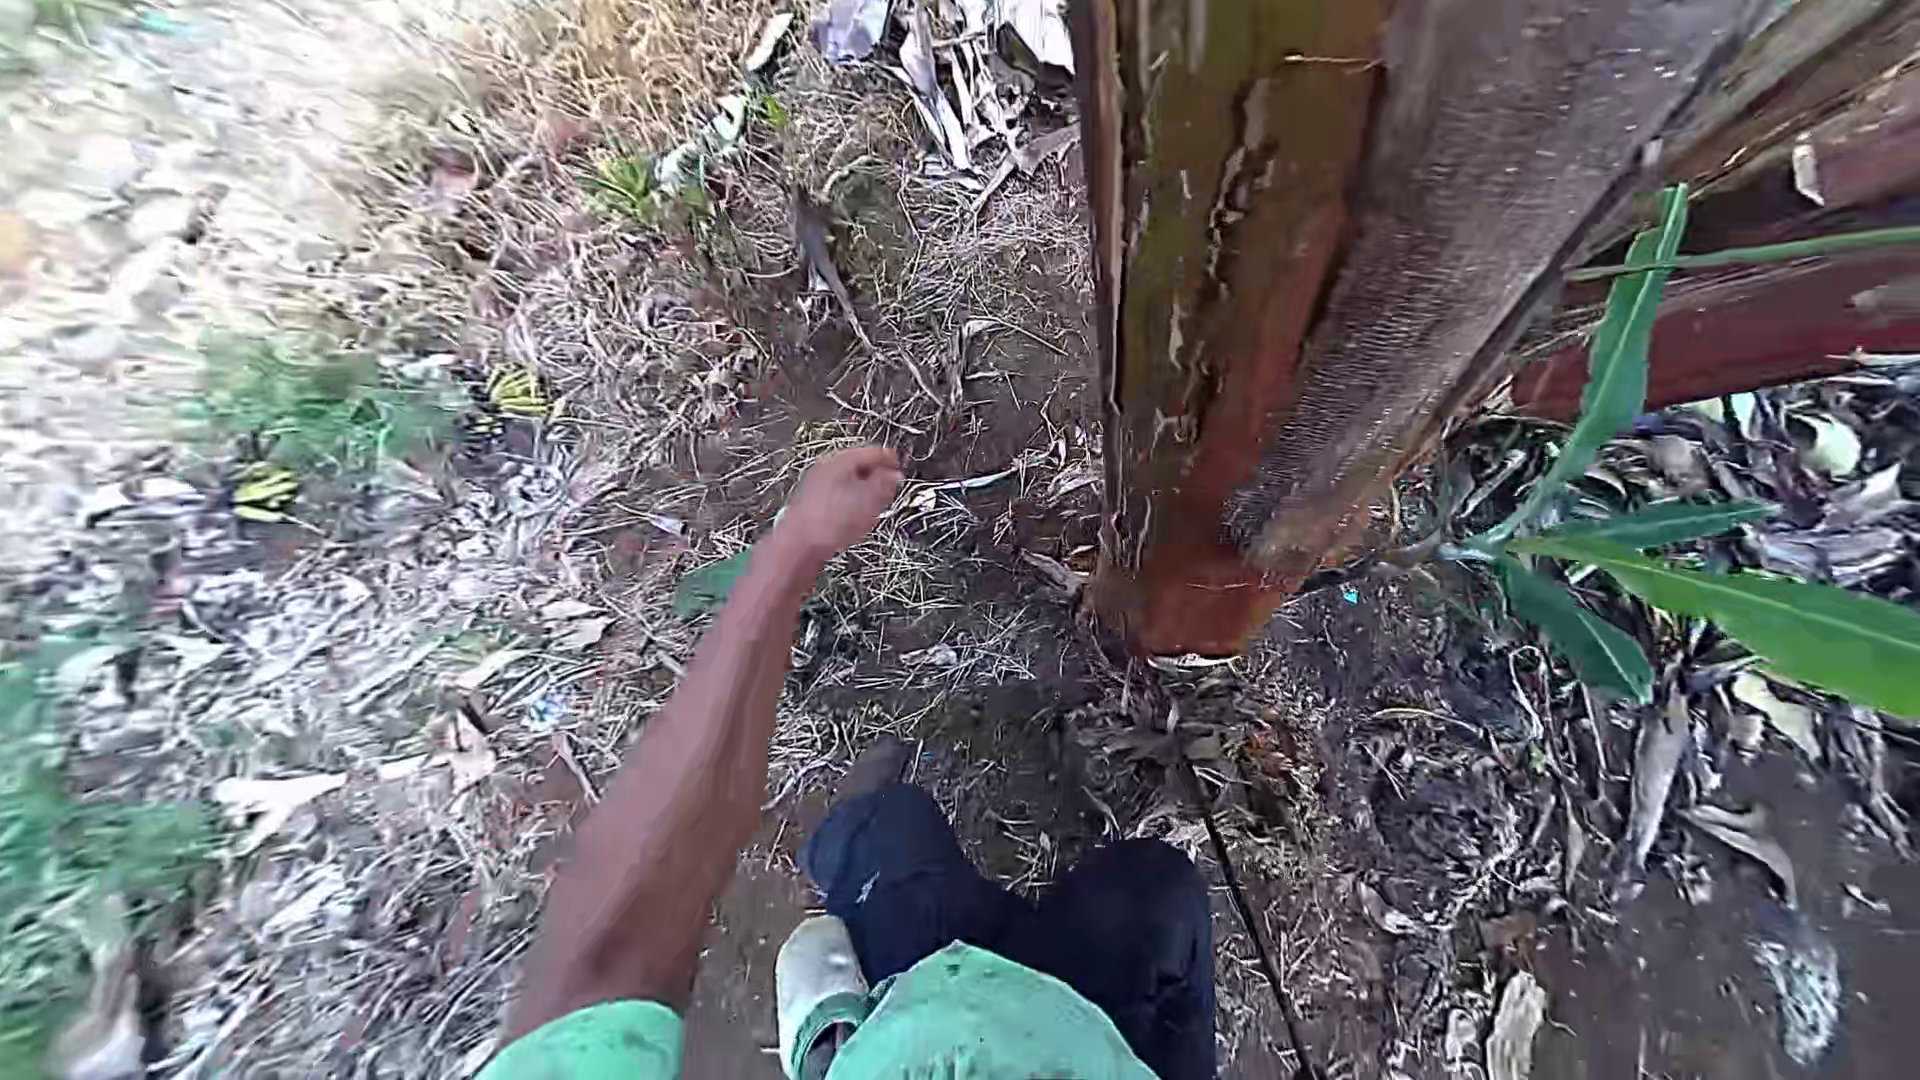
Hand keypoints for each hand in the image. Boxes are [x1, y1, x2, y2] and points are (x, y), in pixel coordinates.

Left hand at [775, 445, 902, 561]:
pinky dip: (850, 503)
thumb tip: (894, 475)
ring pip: (847, 483)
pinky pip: (837, 497)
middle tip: (889, 487)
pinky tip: (854, 519)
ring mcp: (815, 486)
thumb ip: (885, 483)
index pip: (871, 452)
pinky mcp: (811, 504)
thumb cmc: (832, 520)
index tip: (898, 467)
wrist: (800, 545)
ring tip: (874, 505)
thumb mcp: (870, 499)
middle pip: (857, 466)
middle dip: (876, 477)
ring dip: (863, 492)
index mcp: (840, 460)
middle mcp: (825, 468)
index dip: (888, 460)